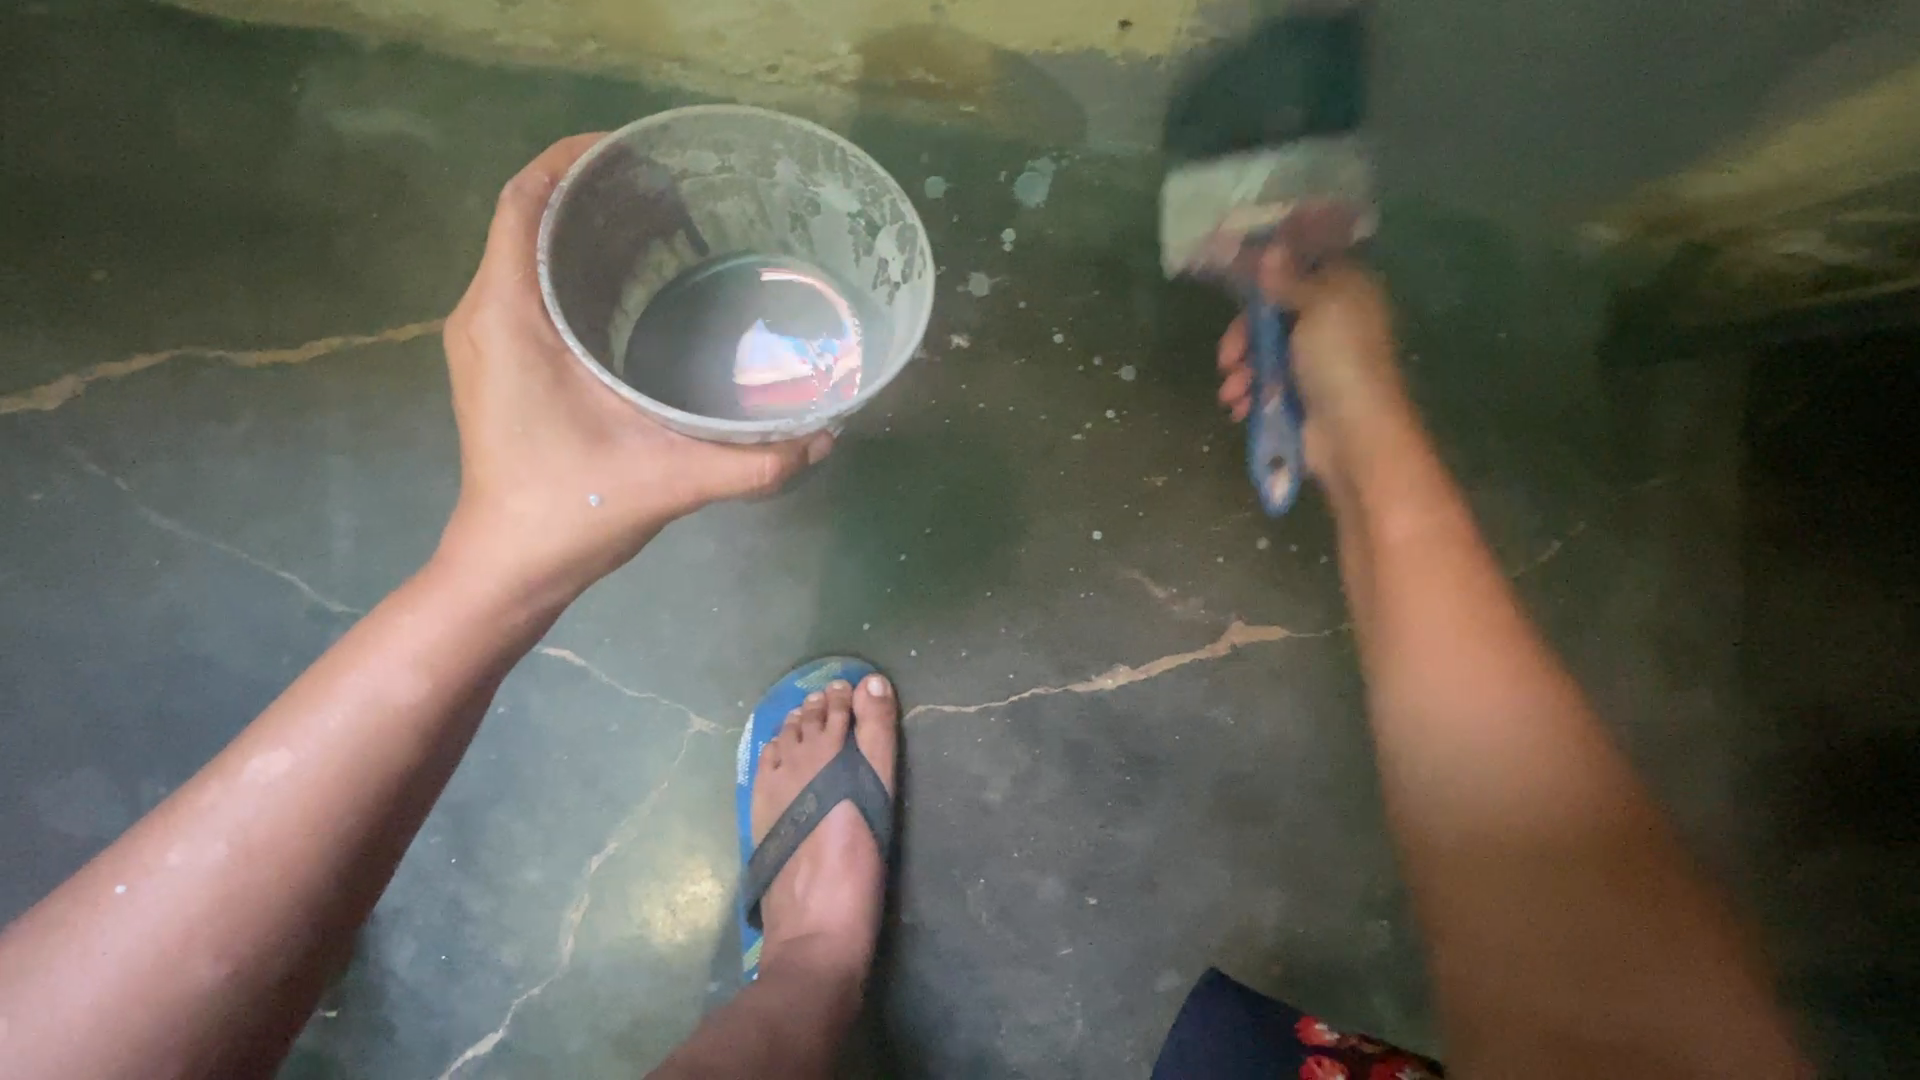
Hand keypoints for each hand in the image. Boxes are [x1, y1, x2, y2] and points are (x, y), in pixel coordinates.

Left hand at [437, 134, 831, 605]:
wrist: (510, 566)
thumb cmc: (573, 510)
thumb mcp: (675, 480)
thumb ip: (757, 461)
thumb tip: (826, 437)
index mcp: (511, 317)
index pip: (526, 202)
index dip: (573, 161)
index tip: (638, 154)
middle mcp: (486, 315)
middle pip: (530, 220)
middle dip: (594, 196)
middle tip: (672, 196)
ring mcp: (486, 341)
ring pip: (527, 256)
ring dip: (583, 235)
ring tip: (658, 233)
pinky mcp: (498, 367)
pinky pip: (529, 291)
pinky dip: (574, 274)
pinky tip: (631, 294)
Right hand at [1216, 254, 1406, 479]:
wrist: (1351, 431)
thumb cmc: (1340, 360)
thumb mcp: (1318, 305)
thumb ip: (1289, 279)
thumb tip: (1270, 247)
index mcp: (1343, 290)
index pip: (1299, 266)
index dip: (1266, 271)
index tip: (1231, 278)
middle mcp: (1328, 320)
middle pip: (1271, 313)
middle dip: (1243, 336)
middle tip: (1228, 356)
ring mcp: (1310, 360)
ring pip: (1260, 351)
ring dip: (1240, 371)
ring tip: (1233, 393)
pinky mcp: (1295, 393)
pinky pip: (1260, 383)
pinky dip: (1246, 393)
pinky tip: (1240, 406)